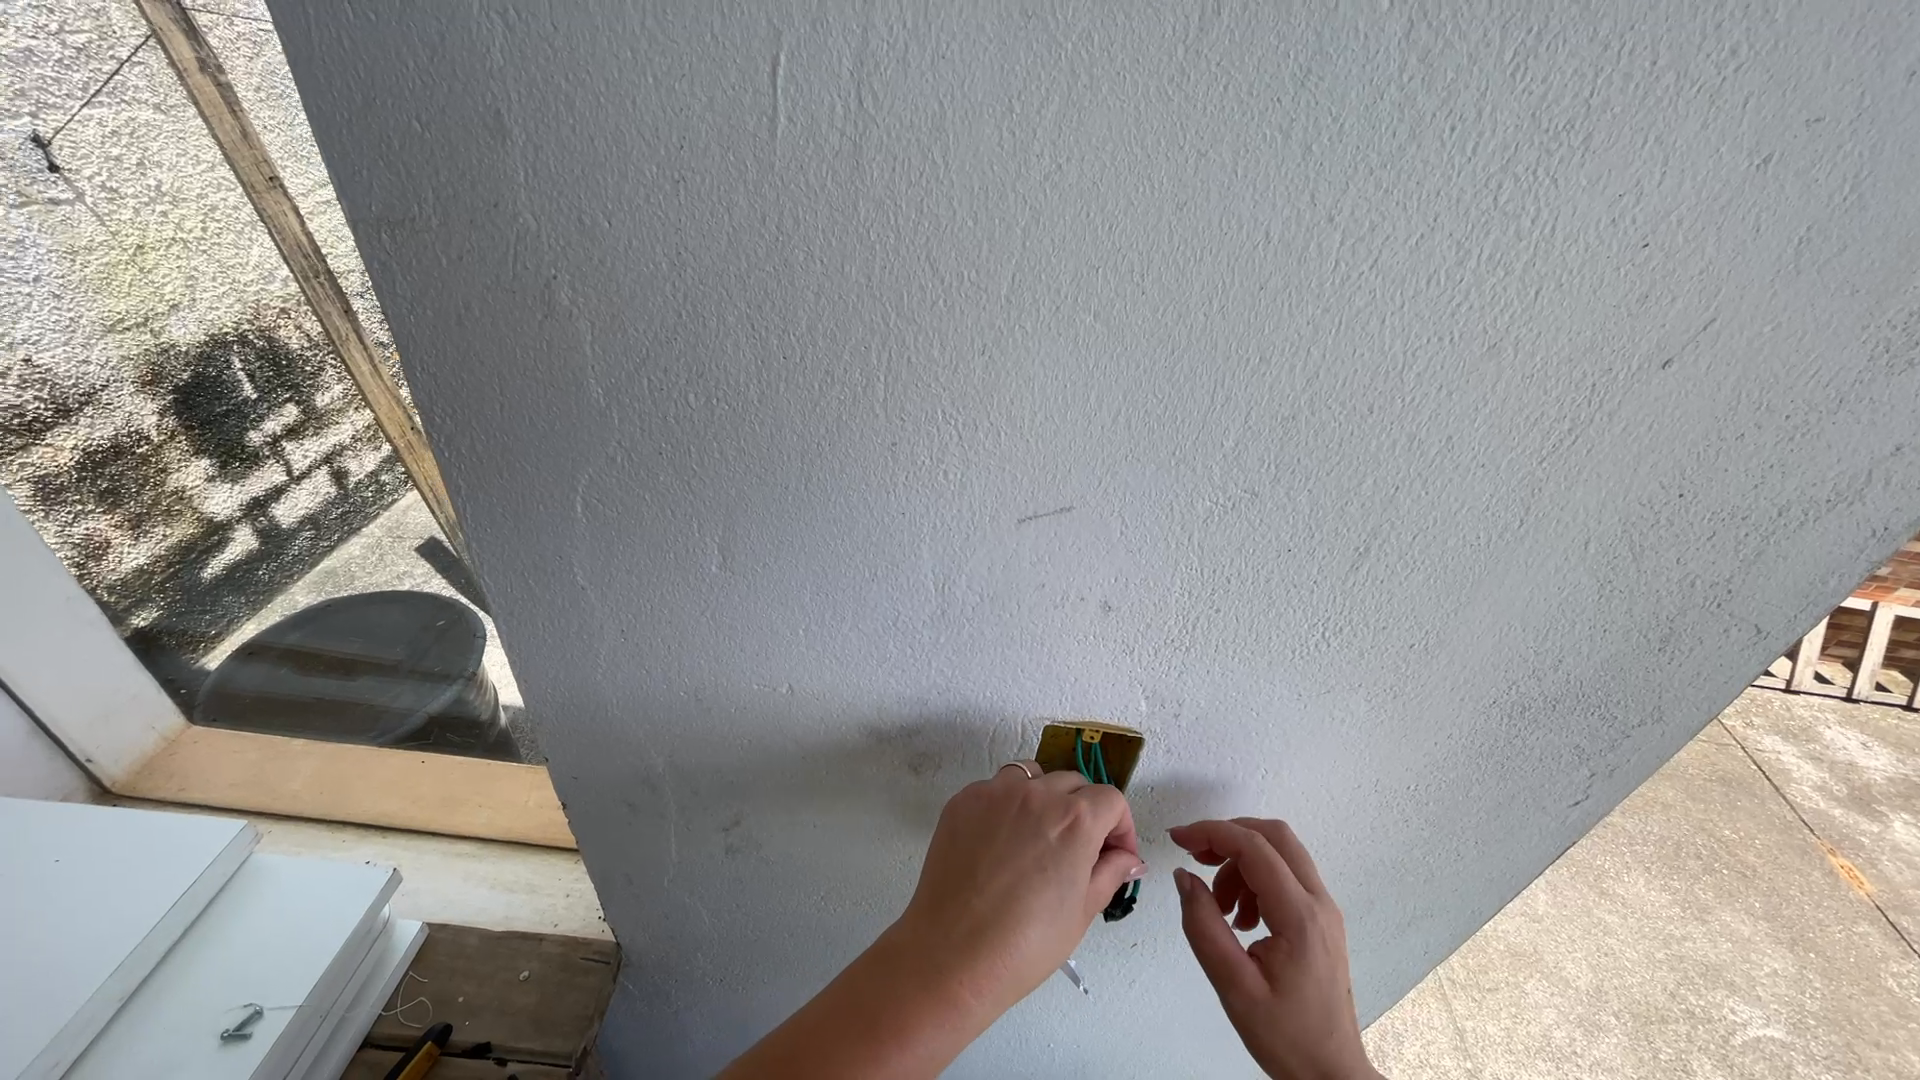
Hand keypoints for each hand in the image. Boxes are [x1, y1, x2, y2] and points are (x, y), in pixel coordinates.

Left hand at [892, 760, 1144, 1014]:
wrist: (953, 954)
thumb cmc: (1025, 943)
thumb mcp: (1083, 911)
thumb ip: (1111, 872)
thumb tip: (1128, 858)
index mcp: (1074, 819)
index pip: (1111, 800)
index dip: (1120, 827)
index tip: (1115, 854)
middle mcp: (1036, 794)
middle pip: (1073, 783)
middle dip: (1085, 811)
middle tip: (1079, 851)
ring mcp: (994, 793)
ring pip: (1032, 776)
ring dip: (1044, 797)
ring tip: (1038, 838)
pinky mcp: (962, 801)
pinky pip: (994, 789)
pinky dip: (1006, 805)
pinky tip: (1001, 844)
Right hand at [1170, 819, 1379, 1079]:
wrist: (1332, 1074)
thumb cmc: (1285, 1036)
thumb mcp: (1232, 985)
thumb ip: (1203, 925)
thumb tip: (1183, 876)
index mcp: (1300, 917)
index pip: (1254, 847)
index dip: (1211, 832)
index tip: (1177, 839)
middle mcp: (1320, 903)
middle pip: (1275, 835)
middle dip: (1228, 835)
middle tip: (1195, 856)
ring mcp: (1325, 910)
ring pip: (1281, 853)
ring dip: (1241, 862)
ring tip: (1218, 905)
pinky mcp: (1322, 921)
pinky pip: (1286, 876)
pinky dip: (1255, 878)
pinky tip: (1239, 917)